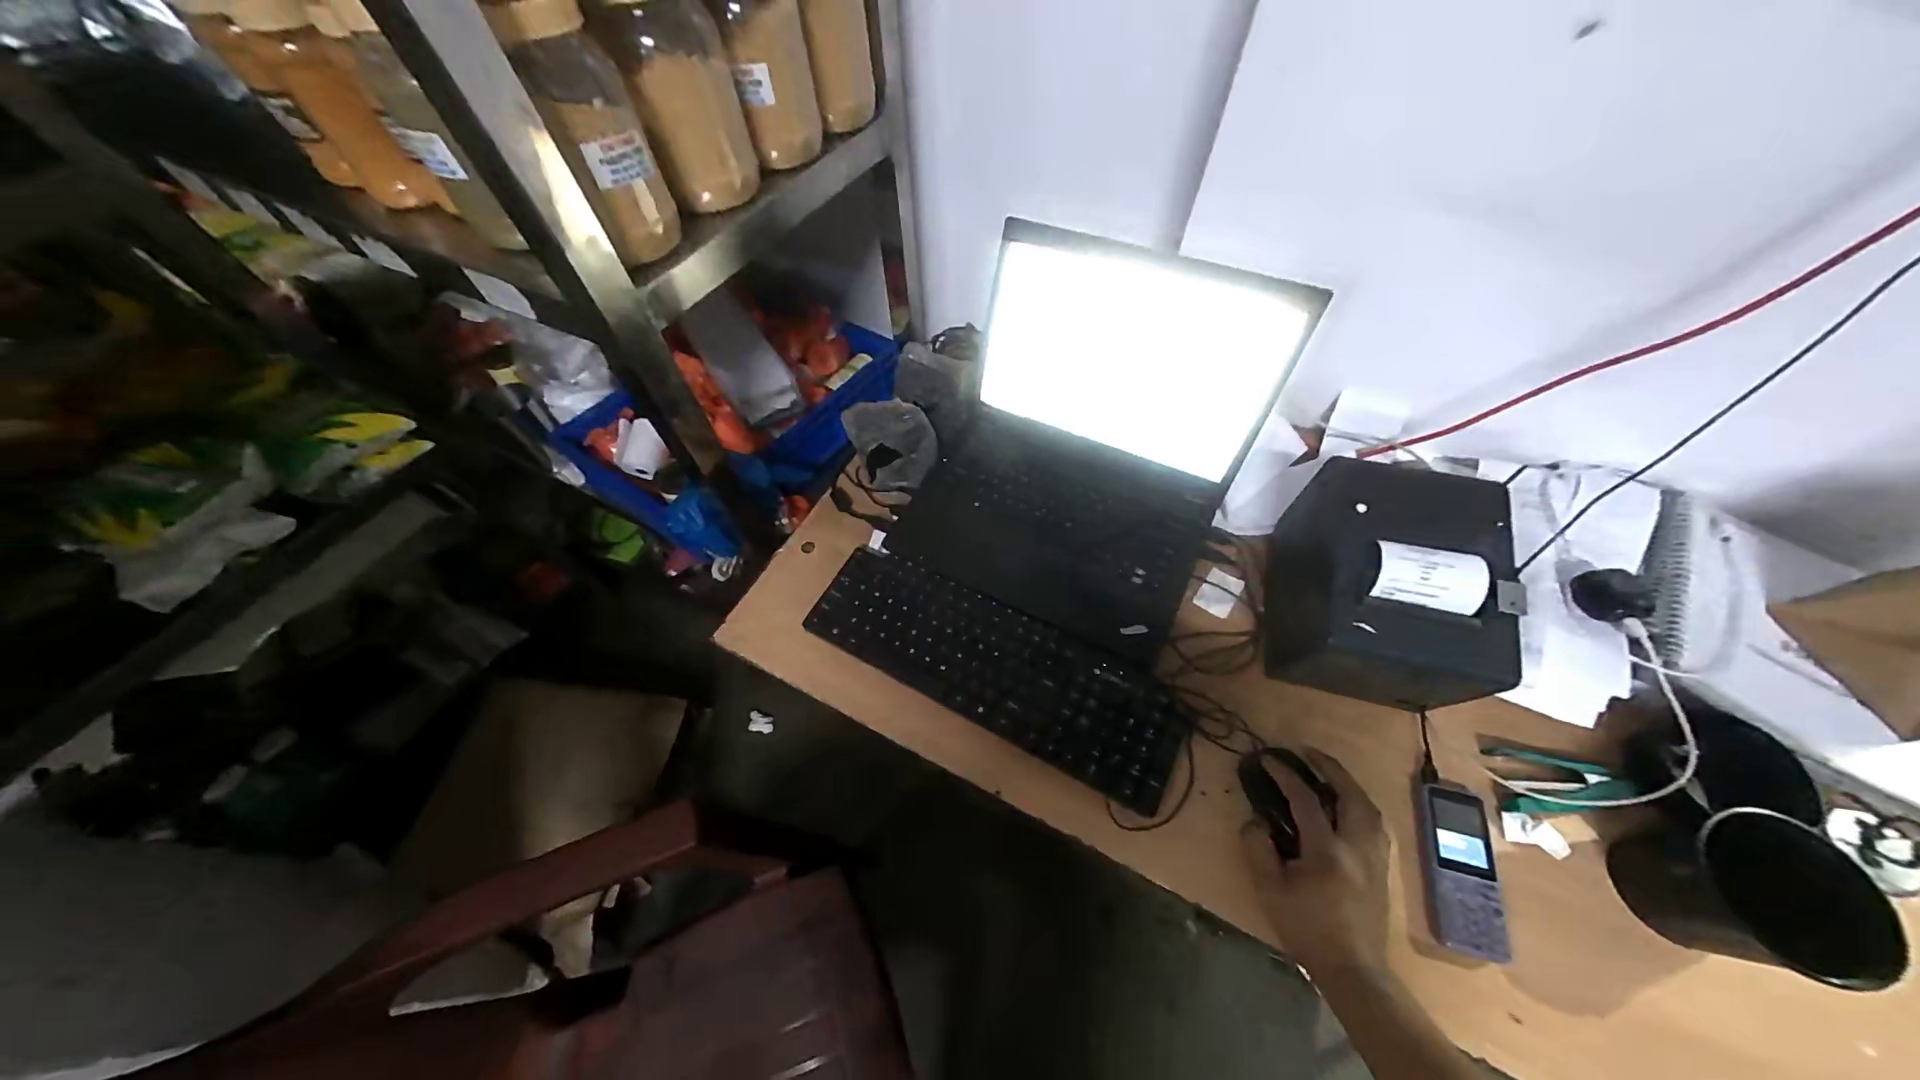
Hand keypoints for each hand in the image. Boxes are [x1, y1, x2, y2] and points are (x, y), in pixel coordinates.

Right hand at [1241, 747, 1390, 975]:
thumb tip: (1256, 820)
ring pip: (1369, 807)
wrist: (1353, 968)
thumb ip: (1258, 848)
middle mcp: (1358, 847)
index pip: (1305, 799)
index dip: (1285, 775)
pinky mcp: (1381, 867)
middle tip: (1307, 752)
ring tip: (1326, 772)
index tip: (1267, 759)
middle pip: (1350, 794)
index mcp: (1328, 851)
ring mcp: (1375, 857)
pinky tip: (1345, 804)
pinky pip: (1374, 822)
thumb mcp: (1269, 889)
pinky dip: (1359, 803)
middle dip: (1328, 767)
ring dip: (1347, 783)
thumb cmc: (1306, 928)